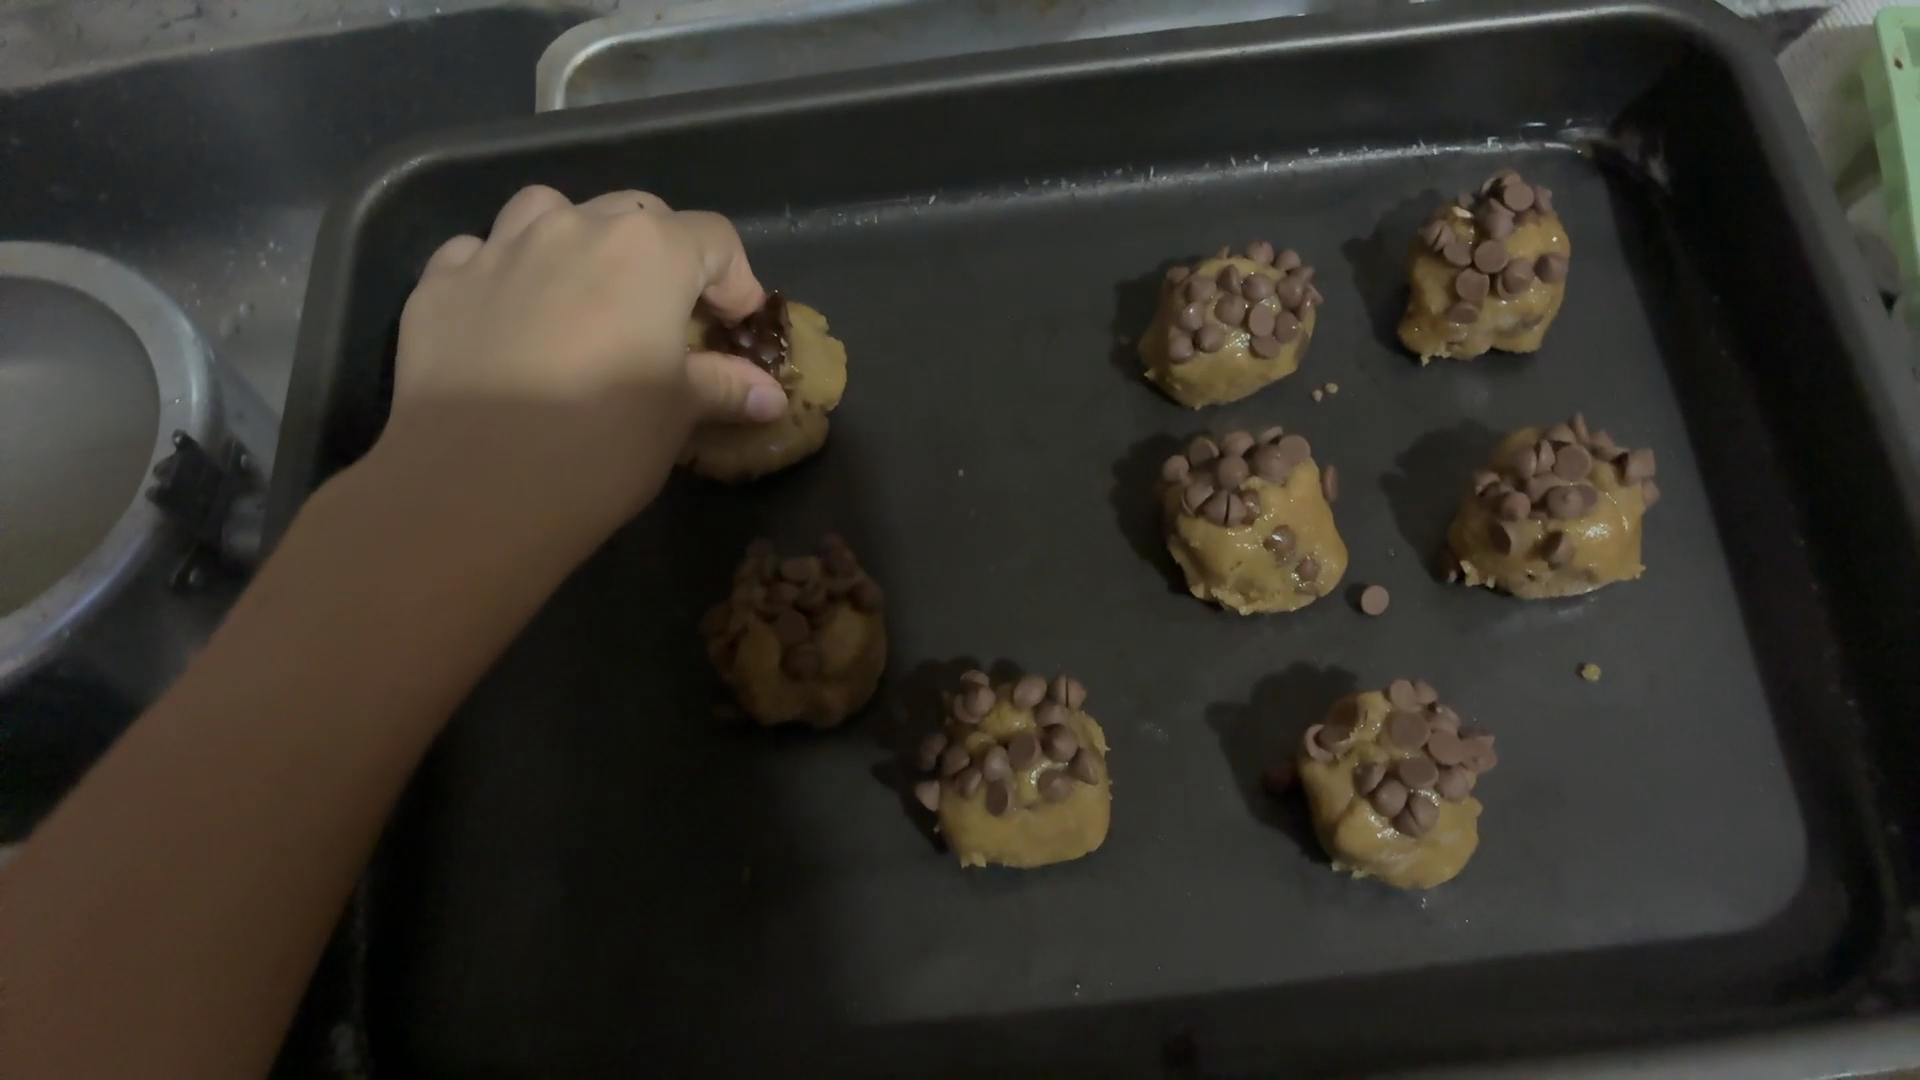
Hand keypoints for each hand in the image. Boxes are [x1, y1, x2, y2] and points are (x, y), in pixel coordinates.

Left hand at [372, 185, 786, 544]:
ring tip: (590, 298)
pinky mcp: (442, 282)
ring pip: (554, 212)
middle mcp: (575, 228)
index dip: (737, 281)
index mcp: (649, 252)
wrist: (479, 484)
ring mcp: (501, 247)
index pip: (715, 238)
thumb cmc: (605, 442)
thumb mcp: (681, 413)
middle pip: (639, 216)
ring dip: (584, 243)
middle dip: (667, 257)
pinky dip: (513, 273)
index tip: (735, 327)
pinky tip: (519, 319)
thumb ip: (727, 387)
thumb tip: (771, 397)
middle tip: (671, 317)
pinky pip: (486, 252)